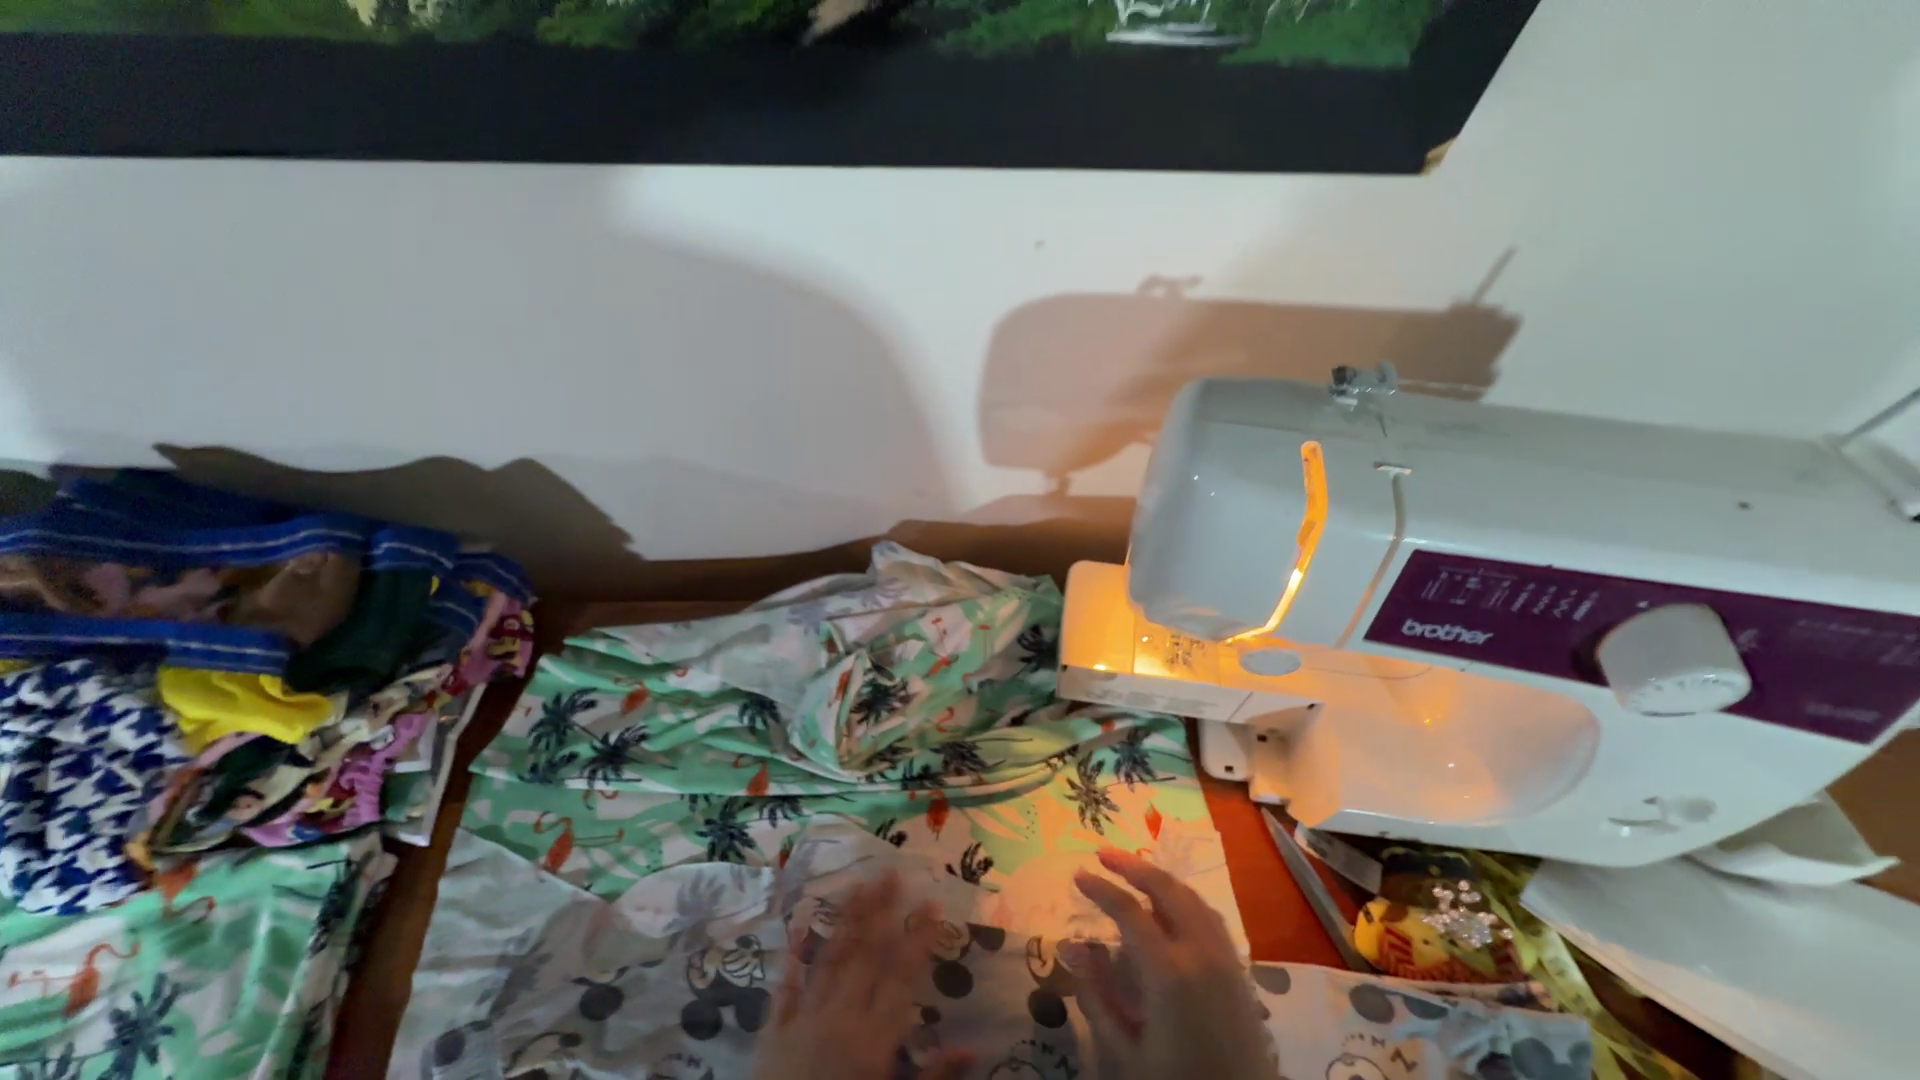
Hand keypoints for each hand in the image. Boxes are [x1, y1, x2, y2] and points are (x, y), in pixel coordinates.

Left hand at [751, 872, 972, 1079]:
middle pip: (864, 956)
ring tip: (857, 884)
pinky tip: (800, 926)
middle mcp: (841, 1018)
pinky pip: (784, 988)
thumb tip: (975, 1048)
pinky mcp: (773, 1034)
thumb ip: (934, 1078)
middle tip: (890, 871)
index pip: (901, 976)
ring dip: (845, 920)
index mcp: (875, 1039)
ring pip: (829, 960)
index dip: (917, 937)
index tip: (930, 901)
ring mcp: (803, 1021)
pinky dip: (793, 957)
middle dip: (880, 912)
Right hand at [1074, 849, 1274, 1079]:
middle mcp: (1200, 952)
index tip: (1078, 875)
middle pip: (1167, 889)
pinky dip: (1183, 897)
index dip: (1101, 889)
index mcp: (1168, 972)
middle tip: (1103, 855)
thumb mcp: (1126, 1050)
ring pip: (1192, 897)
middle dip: (1133, 866)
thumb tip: (1072, 949)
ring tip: (1132, 871)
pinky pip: (1209, 916)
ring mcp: (1225, 957)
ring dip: (1159, 878)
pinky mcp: (1239, 969)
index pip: (1129, 911)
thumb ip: (1096, 996)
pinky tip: (1169, 904)